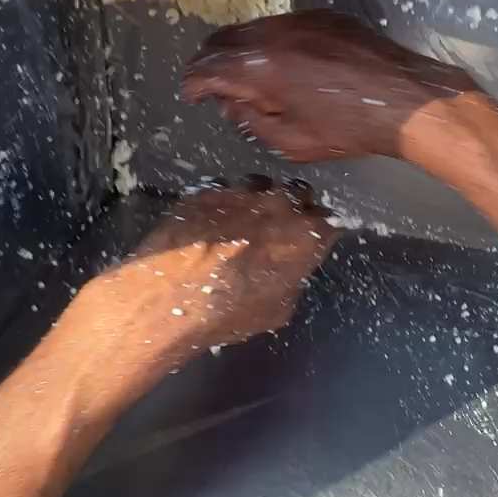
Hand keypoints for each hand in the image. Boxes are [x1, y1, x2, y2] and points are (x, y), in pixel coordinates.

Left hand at [61, 183, 337, 369]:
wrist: (167, 299)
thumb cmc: (228, 312)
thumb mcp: (278, 310)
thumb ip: (293, 280)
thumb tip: (289, 271)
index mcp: (306, 235)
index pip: (331, 221)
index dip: (323, 230)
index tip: (315, 239)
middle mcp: (279, 205)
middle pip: (300, 193)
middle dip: (296, 206)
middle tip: (281, 227)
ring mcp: (241, 192)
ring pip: (262, 184)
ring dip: (259, 198)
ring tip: (245, 220)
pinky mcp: (206, 191)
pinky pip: (223, 189)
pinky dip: (223, 202)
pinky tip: (212, 222)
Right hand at [181, 10, 478, 162]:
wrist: (407, 100)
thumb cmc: (348, 128)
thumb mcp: (291, 140)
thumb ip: (252, 120)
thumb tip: (232, 105)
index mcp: (258, 66)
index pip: (207, 69)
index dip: (193, 84)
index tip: (192, 97)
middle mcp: (273, 32)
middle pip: (223, 40)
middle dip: (211, 64)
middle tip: (213, 87)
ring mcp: (301, 19)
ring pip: (254, 29)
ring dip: (242, 52)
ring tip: (251, 80)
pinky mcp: (326, 16)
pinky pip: (285, 26)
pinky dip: (273, 43)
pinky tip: (287, 66)